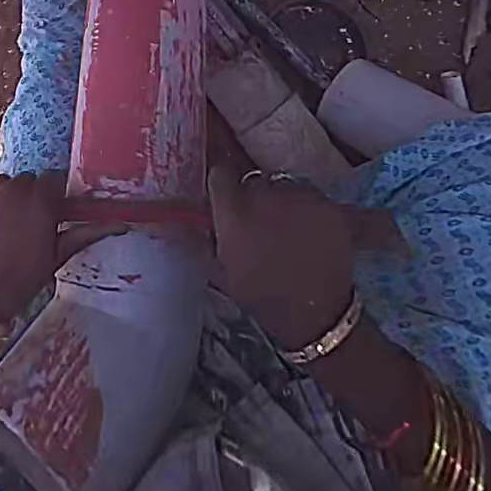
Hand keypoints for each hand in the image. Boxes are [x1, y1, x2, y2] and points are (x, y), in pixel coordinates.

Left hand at [0, 172, 118, 322]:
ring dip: (4, 198)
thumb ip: (86, 233)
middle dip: (28, 197)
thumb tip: (120, 224)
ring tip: (0, 227)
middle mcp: (12, 190)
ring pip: (1, 183)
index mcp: (40, 201)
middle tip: (25, 225)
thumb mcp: (55, 257)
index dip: (52, 196)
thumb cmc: (17, 282)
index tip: (49, 213)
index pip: (53, 179)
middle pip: (27, 180)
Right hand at [208, 165, 356, 349]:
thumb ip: (194, 239)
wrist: (315, 315)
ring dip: (284, 200)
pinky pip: (312, 194)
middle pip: (255, 180)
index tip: (227, 196)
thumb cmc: (260, 295)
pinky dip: (310, 208)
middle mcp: (265, 195)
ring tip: (290, 229)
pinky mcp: (328, 202)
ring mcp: (300, 196)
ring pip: (285, 185)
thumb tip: (163, 221)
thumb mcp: (220, 270)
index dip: (223, 184)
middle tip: (261, 223)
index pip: (221, 174)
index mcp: (234, 211)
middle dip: (256, 196)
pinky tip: (311, 231)